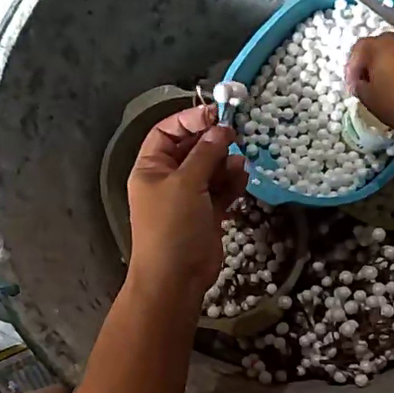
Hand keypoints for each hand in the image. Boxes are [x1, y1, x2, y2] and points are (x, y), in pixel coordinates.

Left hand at [127, 104, 247, 306]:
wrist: (176, 278)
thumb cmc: (172, 226)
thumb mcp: (186, 183)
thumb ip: (205, 153)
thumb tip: (221, 129)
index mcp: (150, 168)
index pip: (166, 132)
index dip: (189, 120)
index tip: (216, 114)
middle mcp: (168, 179)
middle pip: (191, 149)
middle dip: (212, 141)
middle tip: (234, 135)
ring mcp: (188, 198)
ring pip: (210, 169)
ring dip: (225, 162)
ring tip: (239, 161)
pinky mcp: (207, 214)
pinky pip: (221, 190)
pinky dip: (232, 182)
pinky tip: (243, 176)